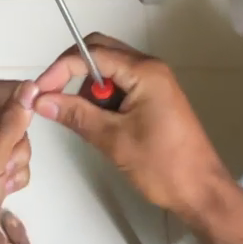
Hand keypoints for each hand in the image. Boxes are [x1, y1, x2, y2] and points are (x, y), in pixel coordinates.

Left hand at [0, 79, 37, 243]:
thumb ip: (12, 120)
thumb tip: (30, 86)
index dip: (15, 93)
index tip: (40, 102)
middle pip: (5, 116)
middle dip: (15, 137)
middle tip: (5, 158)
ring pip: (13, 140)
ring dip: (15, 159)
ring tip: (2, 179)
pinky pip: (12, 163)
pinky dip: (14, 175)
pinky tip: (6, 190)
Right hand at [33, 35, 231, 221]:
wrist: (202, 192)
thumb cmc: (162, 165)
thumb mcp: (113, 140)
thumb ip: (76, 115)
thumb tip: (41, 101)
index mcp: (144, 71)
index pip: (92, 53)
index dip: (61, 68)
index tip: (40, 90)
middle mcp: (149, 67)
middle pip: (100, 51)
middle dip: (73, 71)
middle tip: (53, 96)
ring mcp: (153, 81)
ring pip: (108, 68)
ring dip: (88, 87)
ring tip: (82, 118)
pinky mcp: (153, 96)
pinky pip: (120, 84)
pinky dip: (103, 98)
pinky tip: (100, 122)